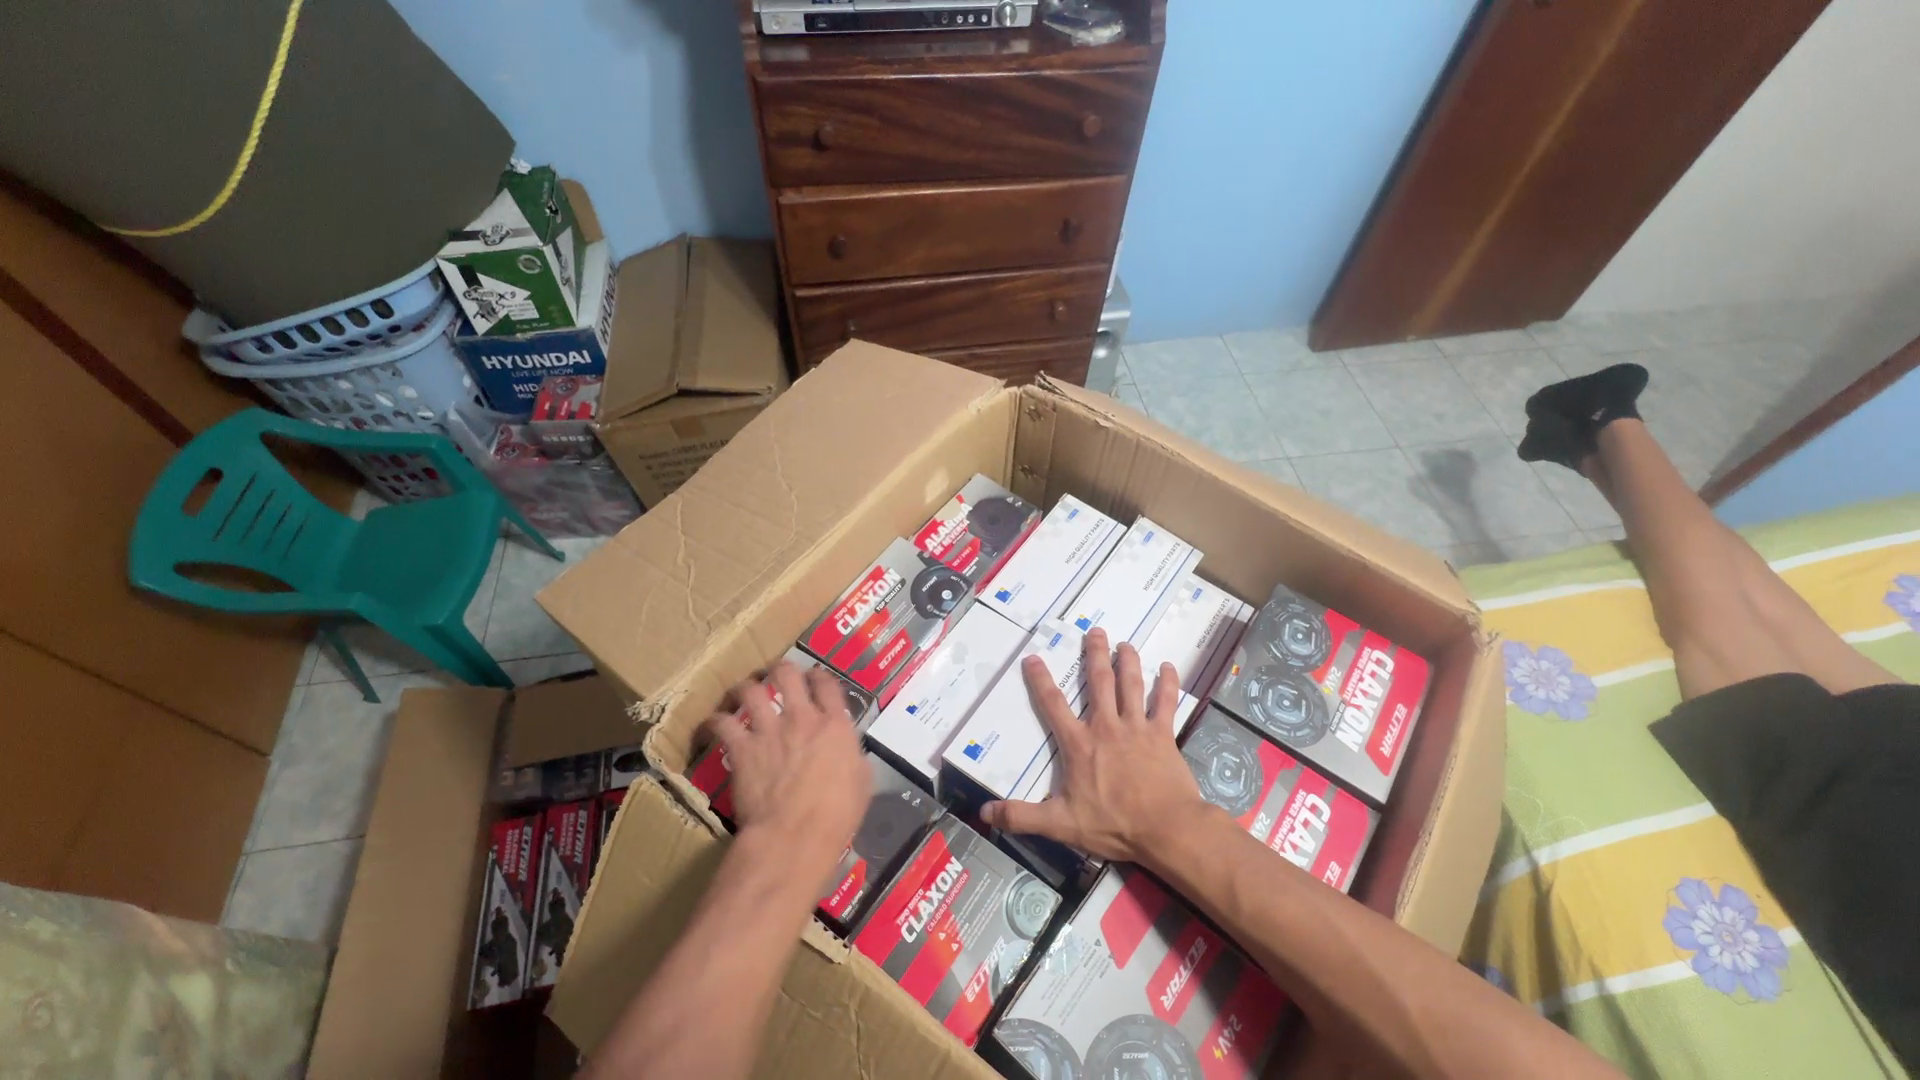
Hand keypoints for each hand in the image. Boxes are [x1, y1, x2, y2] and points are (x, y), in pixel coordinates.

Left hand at [705, 663, 870, 877]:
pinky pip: (721, 723)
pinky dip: (715, 721)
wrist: (794, 835)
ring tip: (741, 693)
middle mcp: (802, 718)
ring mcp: (769, 730)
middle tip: (775, 677)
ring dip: (744, 689)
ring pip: (750, 690)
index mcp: (836, 726)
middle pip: (787, 674)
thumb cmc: (836, 816)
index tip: (814, 680)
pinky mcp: (742, 748)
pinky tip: (712, 724)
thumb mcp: (862, 784)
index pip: (828, 684)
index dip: (819, 676)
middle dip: (779, 670)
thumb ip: (854, 759)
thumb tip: (850, 754)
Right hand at [981, 628, 1214, 862]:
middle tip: (1095, 631)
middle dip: (1095, 654)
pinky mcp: (1164, 735)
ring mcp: (1137, 728)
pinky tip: (1167, 667)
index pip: (1053, 706)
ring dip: (1128, 661)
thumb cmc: (1113, 825)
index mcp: (1079, 745)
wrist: (1166, 828)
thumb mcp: (1061, 824)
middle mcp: (1107, 727)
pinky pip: (1166, 703)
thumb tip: (984, 813)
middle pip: (1099, 682)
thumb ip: (1022, 816)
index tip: (1033, 658)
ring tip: (1125, 643)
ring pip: (1132, 685)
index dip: (1040, 680)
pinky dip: (1167, 683)